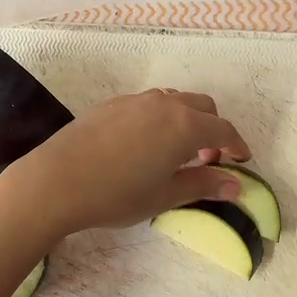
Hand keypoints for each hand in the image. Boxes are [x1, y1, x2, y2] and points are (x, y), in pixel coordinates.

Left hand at [0, 88, 251, 239]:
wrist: (57, 181)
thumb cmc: (116, 195)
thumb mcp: (164, 196)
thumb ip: (202, 185)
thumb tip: (235, 184)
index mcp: (184, 125)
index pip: (223, 129)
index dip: (236, 145)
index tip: (240, 161)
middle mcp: (163, 104)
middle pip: (202, 107)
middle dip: (211, 130)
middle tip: (205, 160)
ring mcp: (134, 100)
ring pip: (173, 101)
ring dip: (184, 121)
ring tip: (173, 153)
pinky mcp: (110, 104)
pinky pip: (146, 105)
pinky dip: (158, 119)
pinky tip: (142, 146)